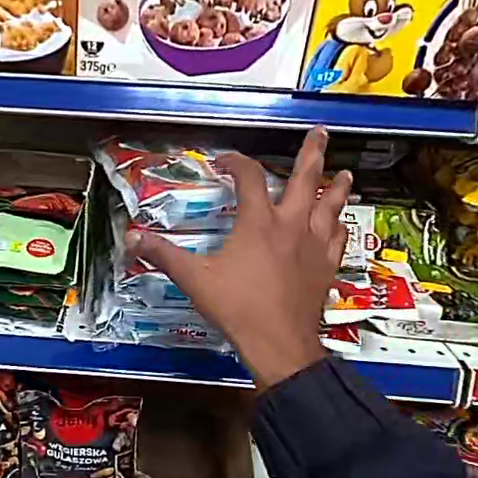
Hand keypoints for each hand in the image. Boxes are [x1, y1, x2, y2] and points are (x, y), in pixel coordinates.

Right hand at [125, 127, 353, 387]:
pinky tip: (341, 223)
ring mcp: (313, 245)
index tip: (226, 161)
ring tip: (345, 172)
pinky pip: (338, 238)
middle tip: (321, 133)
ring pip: (331, 206)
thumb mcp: (194, 279)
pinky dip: (339, 226)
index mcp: (258, 222)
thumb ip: (163, 255)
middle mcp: (291, 225)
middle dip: (313, 154)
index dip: (237, 163)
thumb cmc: (237, 307)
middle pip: (306, 179)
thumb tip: (132, 237)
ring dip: (338, 186)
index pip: (249, 177)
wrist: (278, 344)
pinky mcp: (326, 266)